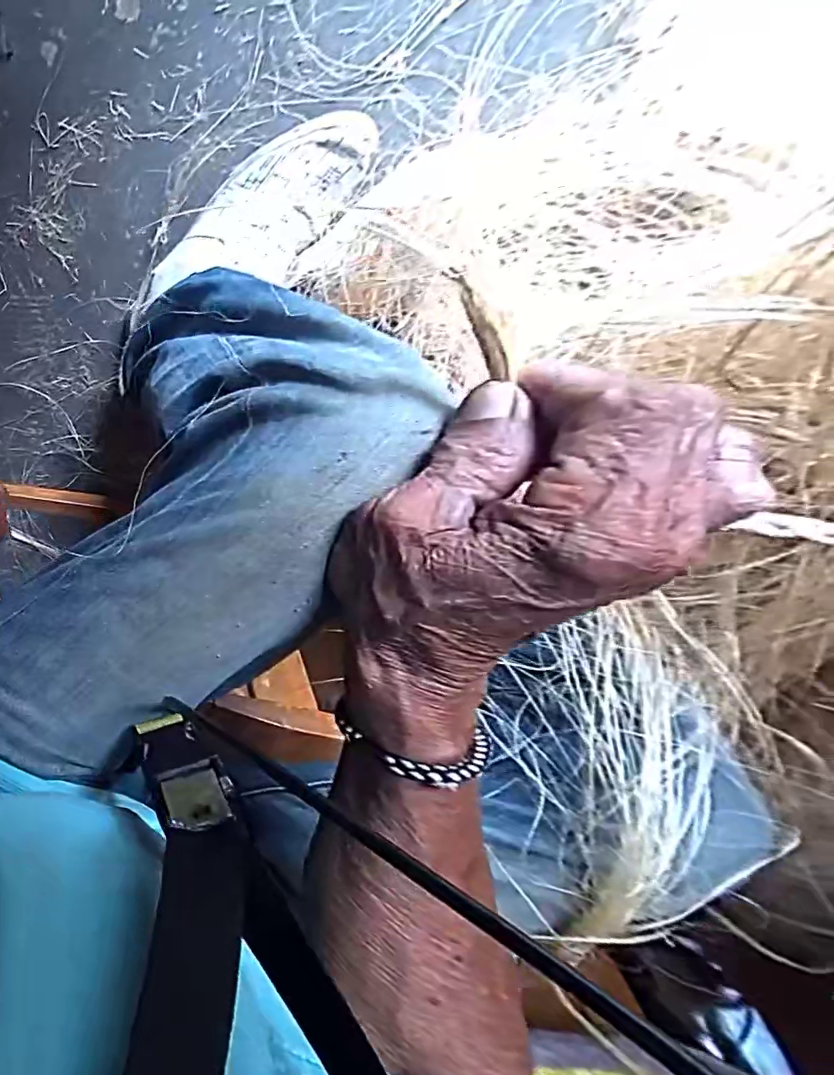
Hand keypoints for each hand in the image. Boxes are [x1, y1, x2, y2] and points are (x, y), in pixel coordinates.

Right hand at [330, 364, 772, 757]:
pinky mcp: (662, 548)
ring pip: (708, 439)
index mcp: (587, 530)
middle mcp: (653, 538)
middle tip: (523, 418)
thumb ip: (467, 453)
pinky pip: (710, 474)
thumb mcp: (406, 516)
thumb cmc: (401, 593)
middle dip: (600, 400)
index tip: (508, 395)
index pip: (638, 413)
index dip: (573, 386)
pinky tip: (592, 464)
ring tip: (556, 441)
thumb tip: (507, 398)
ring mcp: (668, 546)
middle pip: (684, 418)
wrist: (421, 652)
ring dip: (629, 424)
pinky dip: (657, 451)